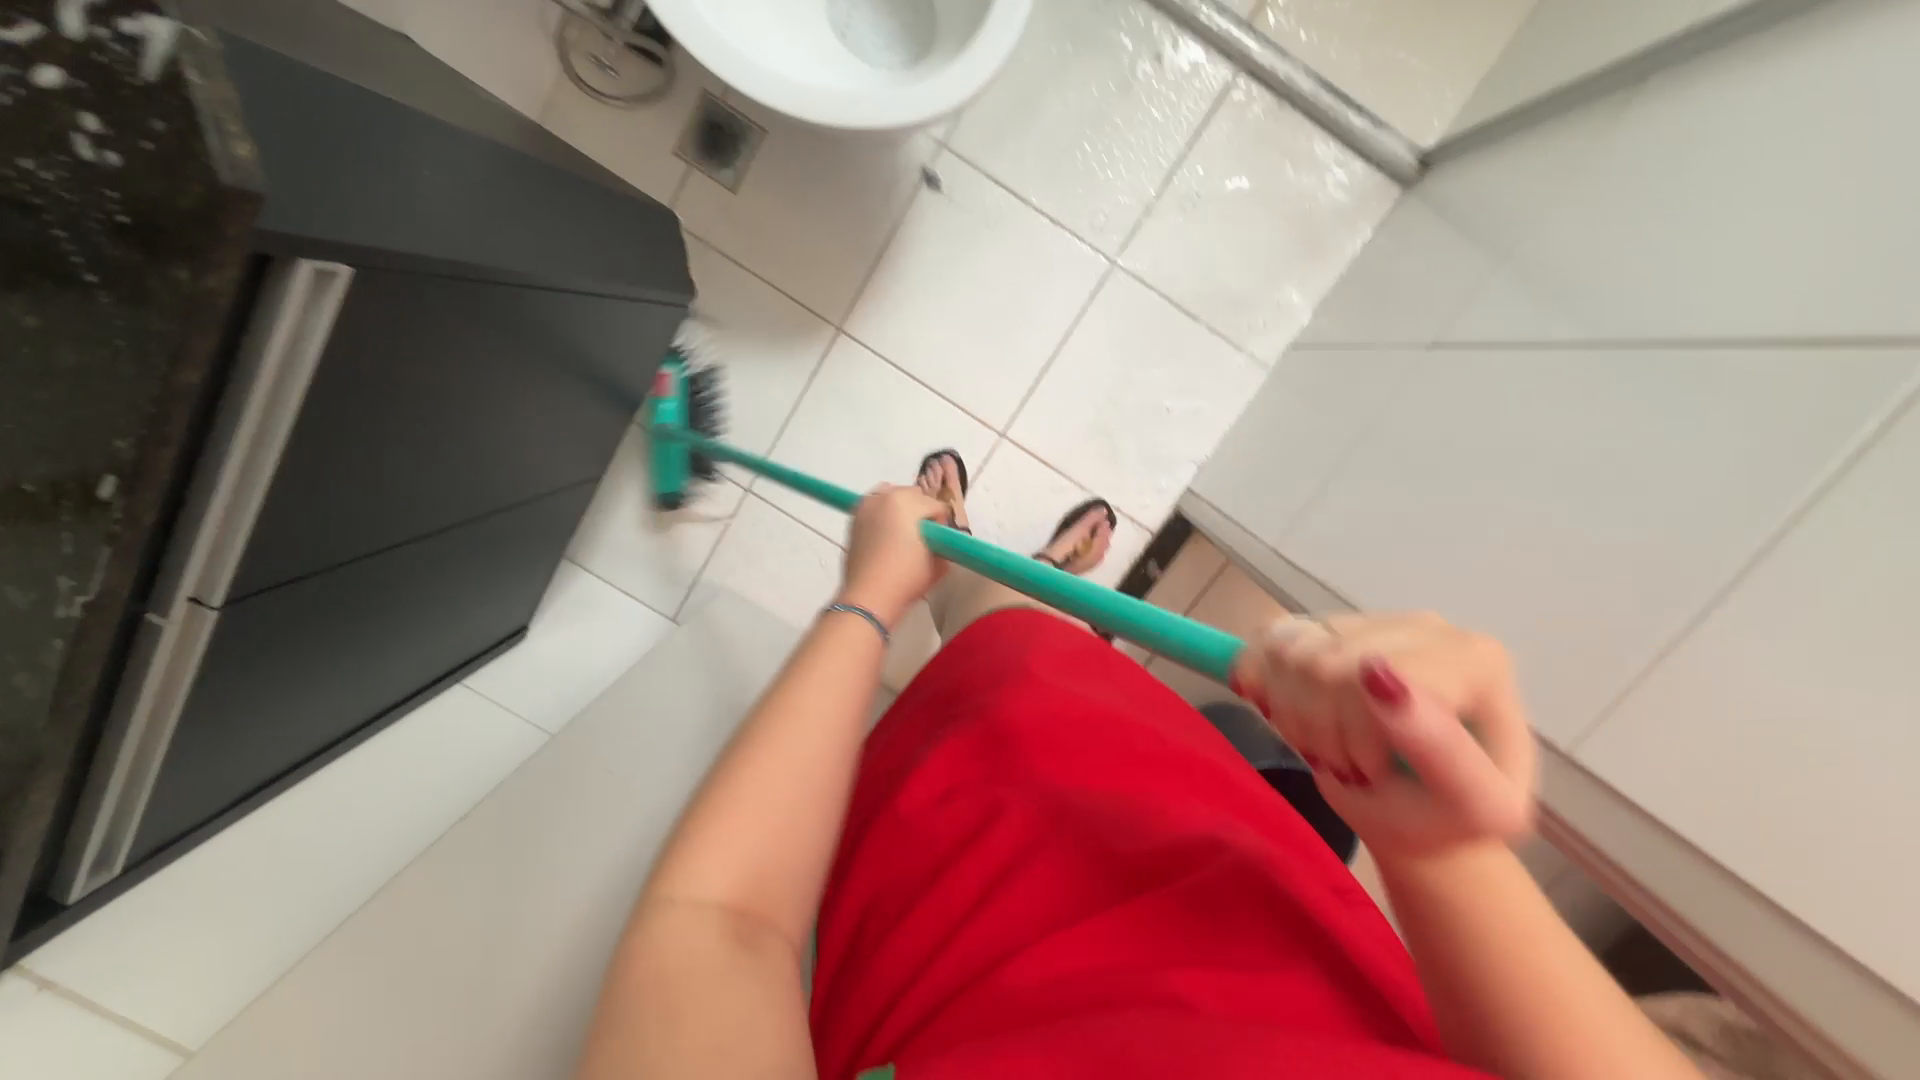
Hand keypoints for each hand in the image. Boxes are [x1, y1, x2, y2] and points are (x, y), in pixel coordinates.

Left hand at [836, 484, 949, 626]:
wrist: (868, 598)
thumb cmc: (906, 579)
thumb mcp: (938, 563)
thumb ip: (945, 544)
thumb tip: (941, 539)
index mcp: (907, 502)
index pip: (936, 506)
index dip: (942, 524)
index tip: (941, 543)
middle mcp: (885, 496)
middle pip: (914, 496)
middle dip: (922, 513)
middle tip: (924, 538)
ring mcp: (866, 505)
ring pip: (892, 497)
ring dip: (902, 509)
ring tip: (904, 534)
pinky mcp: (854, 518)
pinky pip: (875, 506)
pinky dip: (884, 513)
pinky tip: (887, 534)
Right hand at [1228, 612, 1535, 862]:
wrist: (1416, 813)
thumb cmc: (1446, 817)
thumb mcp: (1468, 805)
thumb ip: (1439, 746)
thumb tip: (1379, 677)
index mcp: (1475, 659)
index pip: (1383, 668)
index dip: (1359, 728)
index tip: (1372, 772)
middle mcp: (1424, 626)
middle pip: (1329, 659)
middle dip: (1322, 726)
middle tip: (1344, 766)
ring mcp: (1371, 621)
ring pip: (1291, 649)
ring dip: (1292, 713)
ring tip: (1323, 746)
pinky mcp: (1328, 627)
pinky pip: (1270, 639)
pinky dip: (1263, 684)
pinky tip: (1287, 714)